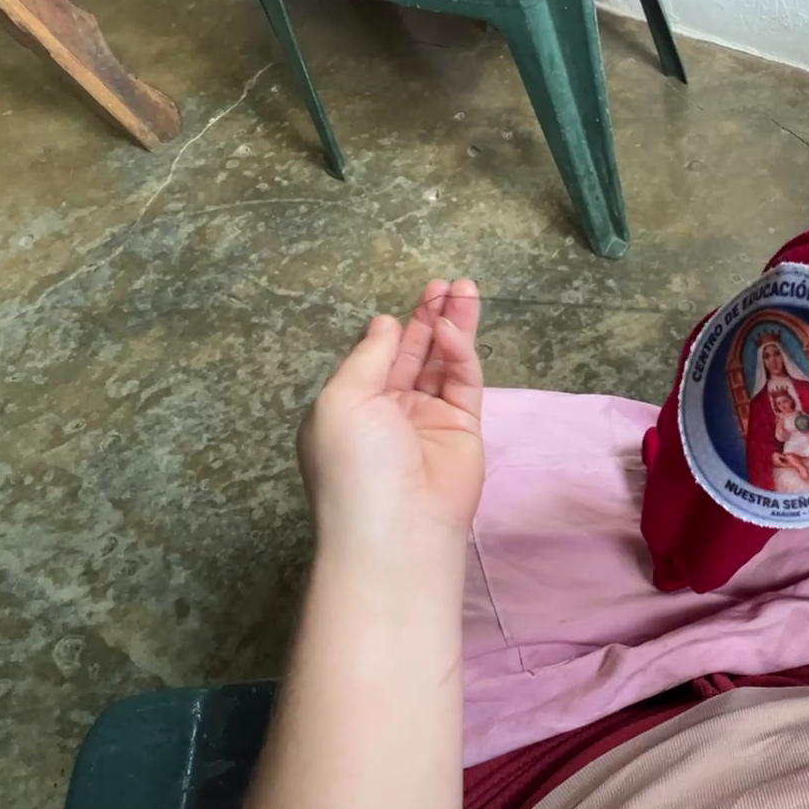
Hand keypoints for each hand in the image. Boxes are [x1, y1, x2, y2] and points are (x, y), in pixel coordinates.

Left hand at [297, 279, 484, 562]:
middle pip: (416, 353)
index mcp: (353, 405)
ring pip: (445, 362)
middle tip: (449, 284)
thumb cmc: (354, 463)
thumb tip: (386, 324)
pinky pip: (463, 382)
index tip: (411, 303)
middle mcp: (392, 409)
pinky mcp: (465, 426)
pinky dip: (461, 354)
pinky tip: (456, 331)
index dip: (396, 328)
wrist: (398, 525)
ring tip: (466, 289)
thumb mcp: (342, 401)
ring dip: (454, 325)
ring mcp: (430, 418)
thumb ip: (369, 357)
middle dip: (430, 317)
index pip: (379, 357)